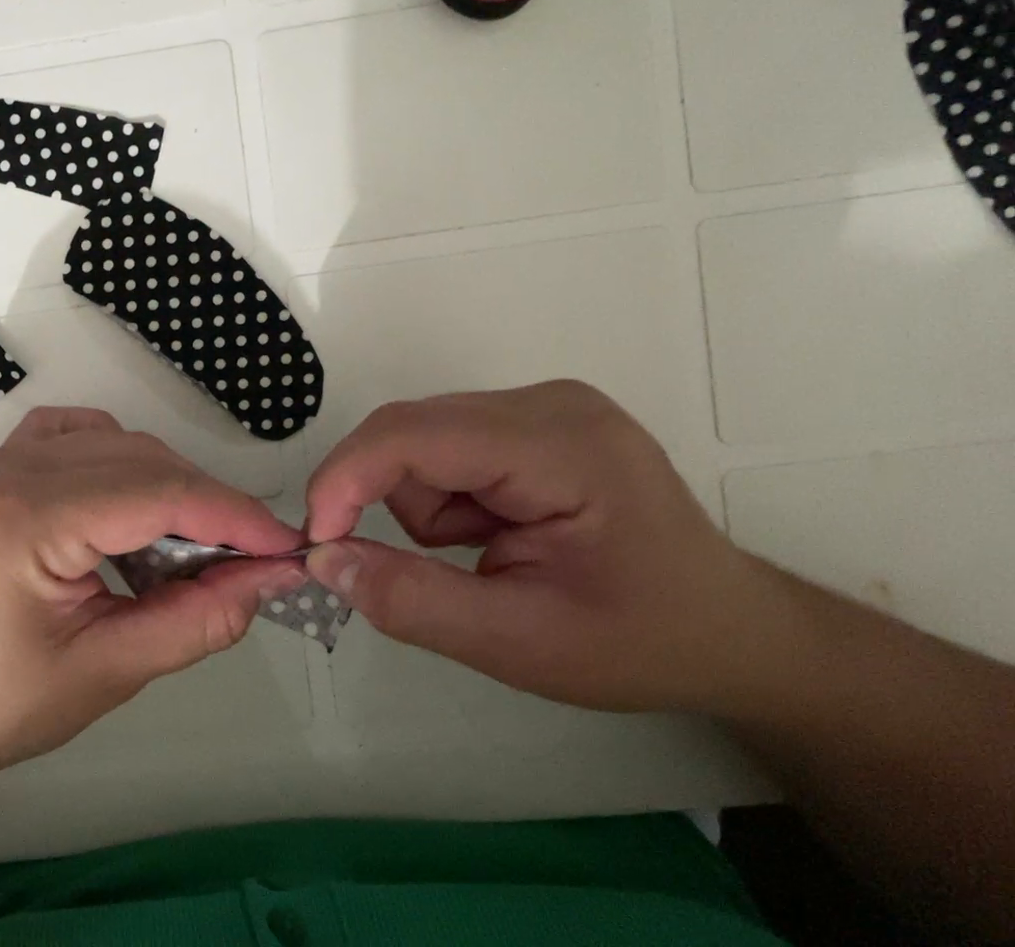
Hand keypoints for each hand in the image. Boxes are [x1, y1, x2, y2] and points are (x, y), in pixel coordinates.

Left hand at [0, 407, 307, 794]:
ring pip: (105, 441)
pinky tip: (126, 511)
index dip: (233, 515)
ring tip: (185, 551)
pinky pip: (65, 439)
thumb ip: (196, 618)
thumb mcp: (104, 671)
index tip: (287, 545)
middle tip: (246, 563)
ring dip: (160, 484)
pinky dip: (111, 463)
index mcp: (21, 519)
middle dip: (203, 505)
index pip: (157, 491)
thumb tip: (270, 577)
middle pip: (136, 458)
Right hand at [303, 380, 797, 715]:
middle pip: (409, 432)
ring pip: (419, 442)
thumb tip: (322, 559)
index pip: (414, 435)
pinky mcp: (532, 424)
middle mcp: (549, 404)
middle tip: (418, 573)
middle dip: (394, 505)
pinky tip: (497, 536)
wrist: (730, 634)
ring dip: (424, 509)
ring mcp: (544, 408)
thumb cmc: (639, 643)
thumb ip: (411, 600)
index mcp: (562, 447)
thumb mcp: (517, 642)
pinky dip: (446, 501)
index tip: (317, 543)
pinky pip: (443, 450)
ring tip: (488, 557)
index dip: (345, 480)